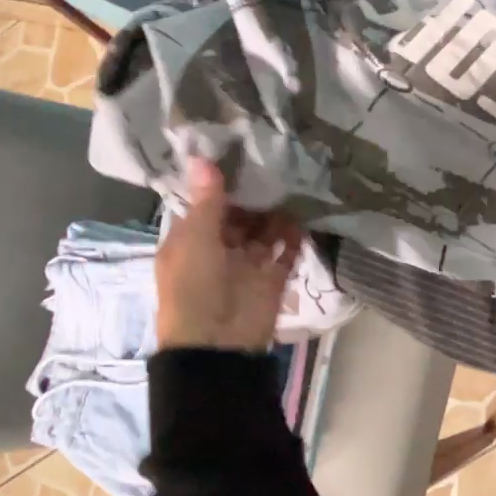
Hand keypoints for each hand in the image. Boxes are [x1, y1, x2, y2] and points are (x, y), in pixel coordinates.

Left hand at [155, 157, 304, 351]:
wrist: (218, 344)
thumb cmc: (195, 288)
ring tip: (295, 182)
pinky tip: (305, 213)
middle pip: (239, 216)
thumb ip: (207, 200)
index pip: (206, 205)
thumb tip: (201, 157)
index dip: (221, 183)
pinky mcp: (273, 278)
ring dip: (277, 212)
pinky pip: (286, 251)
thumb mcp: (196, 239)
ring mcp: (247, 264)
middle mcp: (218, 248)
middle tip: (277, 160)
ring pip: (264, 231)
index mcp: (190, 240)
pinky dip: (294, 235)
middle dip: (255, 195)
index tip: (242, 151)